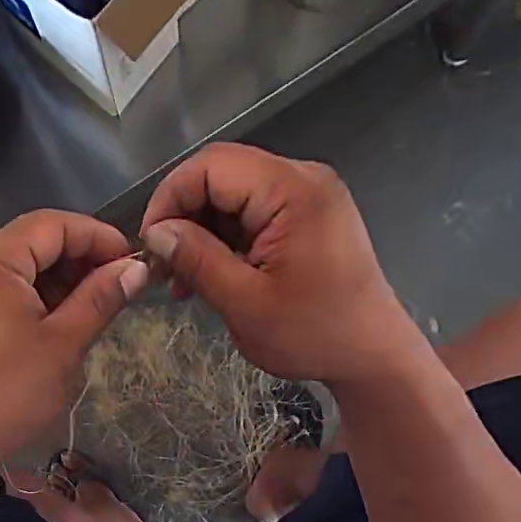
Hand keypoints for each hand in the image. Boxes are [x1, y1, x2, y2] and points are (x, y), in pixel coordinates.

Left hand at [0, 210, 148, 509]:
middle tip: (117, 286)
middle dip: (79, 259)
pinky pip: (2, 290)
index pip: (52, 225)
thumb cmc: (9, 394)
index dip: (97, 236)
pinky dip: (34, 298)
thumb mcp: (64, 344)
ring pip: (19, 268)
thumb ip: (101, 298)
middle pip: (33, 242)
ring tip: (94, 307)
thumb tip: (137, 268)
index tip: (132, 258)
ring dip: (59, 281)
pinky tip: (60, 321)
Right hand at [138, 143, 423, 386]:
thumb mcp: (244, 302)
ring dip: (200, 234)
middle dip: (182, 218)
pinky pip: (252, 216)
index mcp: (292, 190)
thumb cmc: (311, 334)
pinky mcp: (306, 219)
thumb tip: (155, 233)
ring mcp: (307, 197)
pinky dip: (224, 242)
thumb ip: (197, 259)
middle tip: (162, 269)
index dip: (169, 199)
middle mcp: (302, 179)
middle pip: (221, 176)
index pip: (210, 166)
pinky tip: (207, 276)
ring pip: (232, 198)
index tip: (150, 247)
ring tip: (181, 282)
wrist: (370, 355)